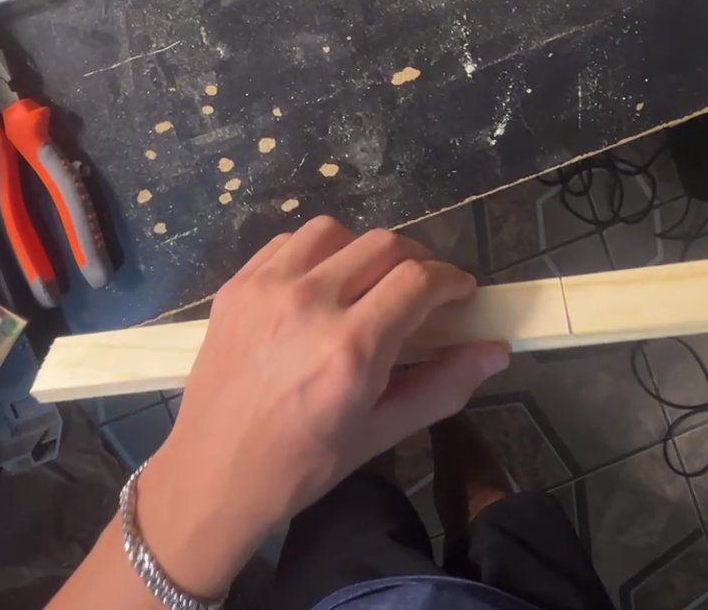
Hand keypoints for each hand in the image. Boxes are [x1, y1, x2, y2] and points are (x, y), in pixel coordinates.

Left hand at [136, 218, 510, 596]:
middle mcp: (309, 304)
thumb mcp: (380, 432)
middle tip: (421, 289)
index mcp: (350, 349)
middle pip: (385, 244)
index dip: (450, 279)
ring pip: (336, 231)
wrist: (210, 475)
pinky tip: (319, 284)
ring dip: (364, 250)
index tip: (460, 292)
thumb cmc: (303, 464)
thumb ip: (443, 386)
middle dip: (417, 260)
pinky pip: (290, 241)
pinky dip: (317, 252)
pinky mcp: (237, 284)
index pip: (418, 280)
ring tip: (366, 283)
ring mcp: (267, 288)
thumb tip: (497, 350)